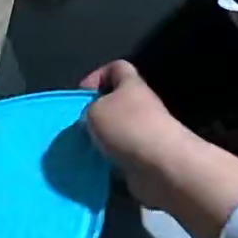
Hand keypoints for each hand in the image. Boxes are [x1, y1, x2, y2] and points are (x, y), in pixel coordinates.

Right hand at [80, 60, 207, 212]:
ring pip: (115, 133)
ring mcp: (143, 132)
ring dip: (98, 143)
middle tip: (77, 130)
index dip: (97, 76)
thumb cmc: (127, 127)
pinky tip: (92, 169)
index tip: (81, 95)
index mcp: (130, 84)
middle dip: (94, 116)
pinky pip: (119, 157)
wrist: (161, 165)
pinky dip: (106, 163)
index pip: (116, 68)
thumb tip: (91, 120)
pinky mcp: (143, 157)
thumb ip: (88, 111)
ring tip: (80, 153)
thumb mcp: (95, 111)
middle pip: (114, 103)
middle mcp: (140, 105)